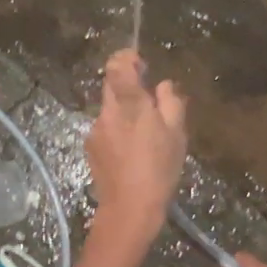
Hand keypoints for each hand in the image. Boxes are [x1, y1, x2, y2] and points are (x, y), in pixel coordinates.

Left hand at [86, 49, 187, 232]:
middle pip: (111, 84)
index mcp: (130, 103)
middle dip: (127, 85)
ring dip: (123, 111)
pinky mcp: (90, 145)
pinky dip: (116, 129)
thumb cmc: (159, 169)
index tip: (140, 64)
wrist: (129, 208)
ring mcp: (95, 129)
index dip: (126, 58)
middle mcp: (108, 111)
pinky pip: (105, 127)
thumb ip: (171, 102)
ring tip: (142, 134)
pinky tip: (129, 151)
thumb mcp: (177, 134)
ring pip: (109, 108)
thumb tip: (162, 85)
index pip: (117, 65)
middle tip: (147, 98)